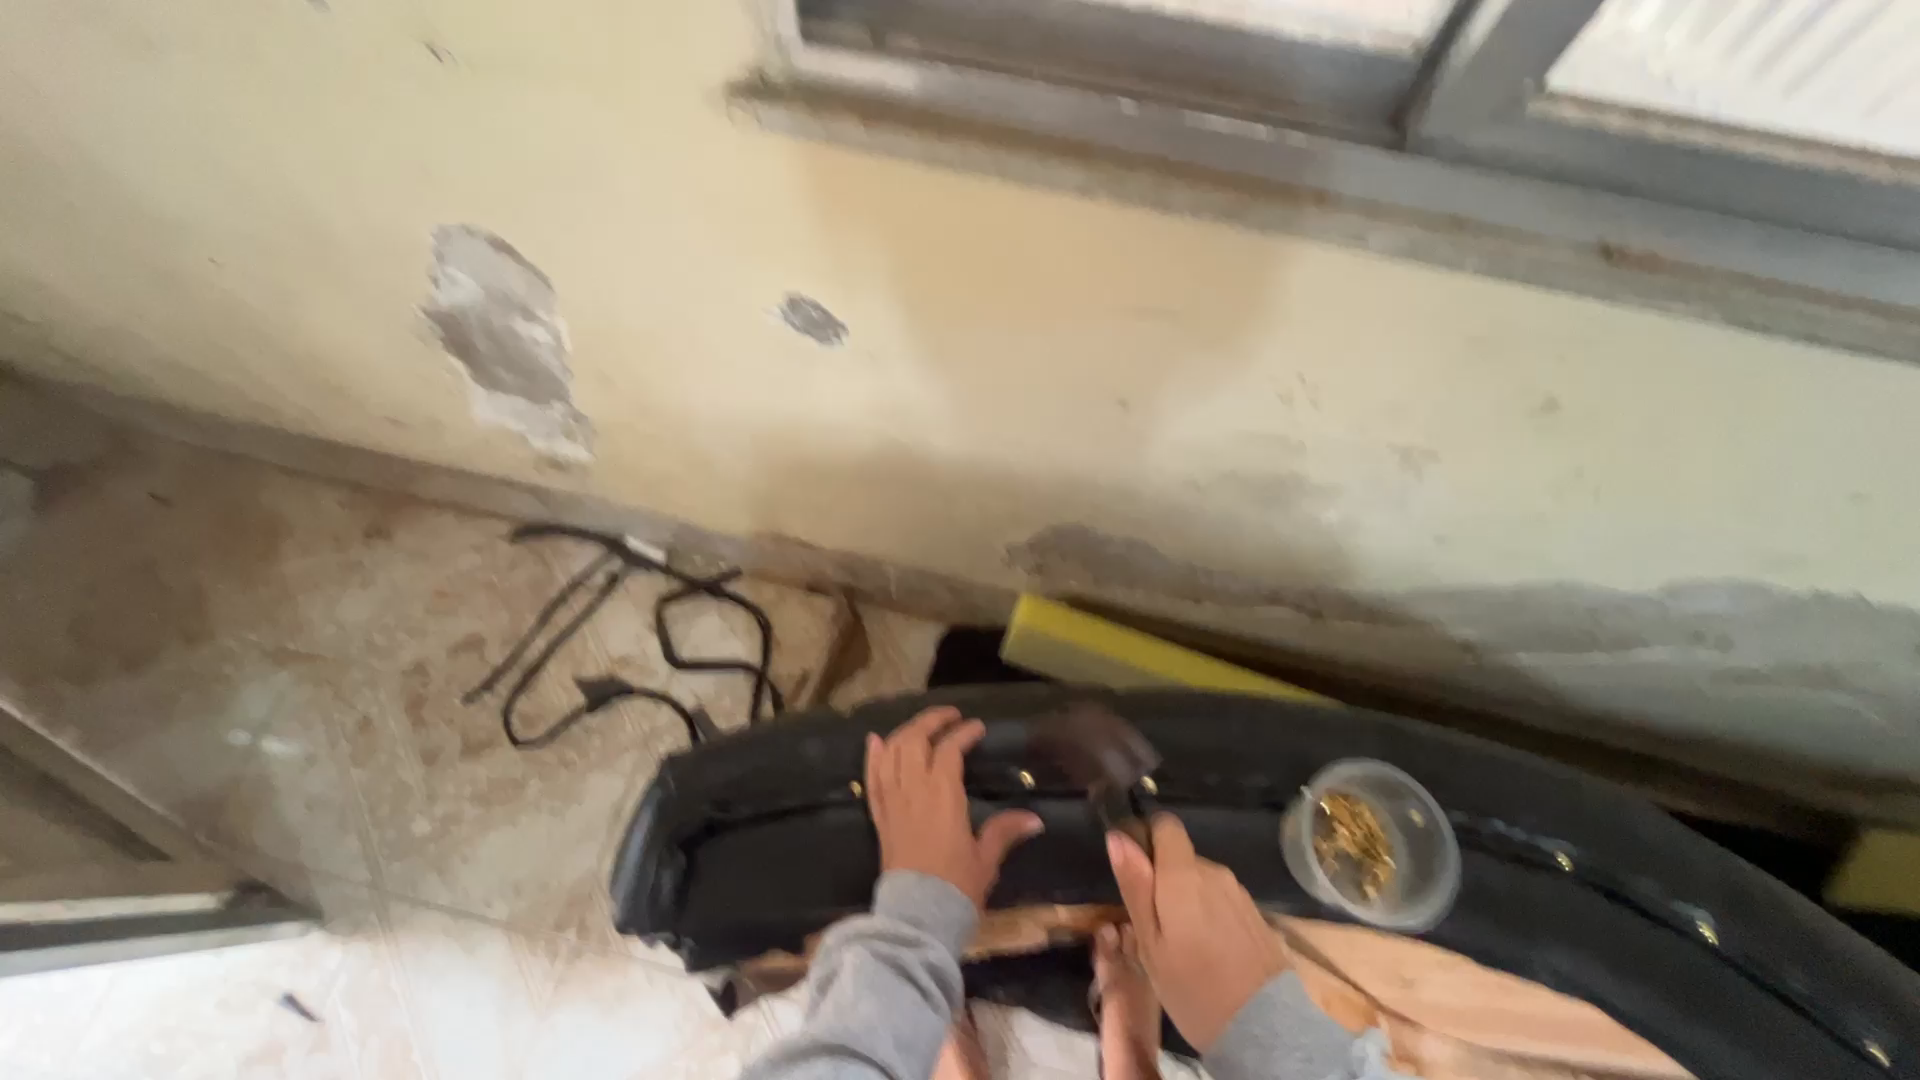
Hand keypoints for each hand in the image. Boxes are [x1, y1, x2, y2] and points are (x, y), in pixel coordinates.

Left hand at [865, 706, 1043, 908]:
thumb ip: (1005, 832)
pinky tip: (876, 741)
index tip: (977, 727)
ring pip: (892, 753)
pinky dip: (873, 757)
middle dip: (932, 721)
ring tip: (922, 726)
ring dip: (906, 732)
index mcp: (942, 795)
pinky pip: (872, 778)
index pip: (949, 750)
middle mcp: (913, 790)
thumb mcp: (986, 859)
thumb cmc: (956, 887)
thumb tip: (1034, 819)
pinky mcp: (879, 817)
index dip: (963, 733)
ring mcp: (892, 802)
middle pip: (915, 740)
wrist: (916, 918)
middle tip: (950, 716)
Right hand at [1108, 814, 1291, 1053]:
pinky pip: (1222, 901)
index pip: (1166, 825)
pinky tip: (1211, 954)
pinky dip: (1211, 917)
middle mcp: (1214, 872)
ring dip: (1189, 901)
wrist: (1266, 1031)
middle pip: (1181, 858)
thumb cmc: (1194, 988)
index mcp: (1183, 874)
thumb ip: (1135, 886)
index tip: (1137, 873)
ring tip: (1184, 947)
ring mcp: (1239, 893)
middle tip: (1155, 928)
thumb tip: (1118, 836)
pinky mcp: (1256, 915)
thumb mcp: (1150, 944)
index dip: (1148, 838)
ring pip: (1202, 881)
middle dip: (1165, 880)